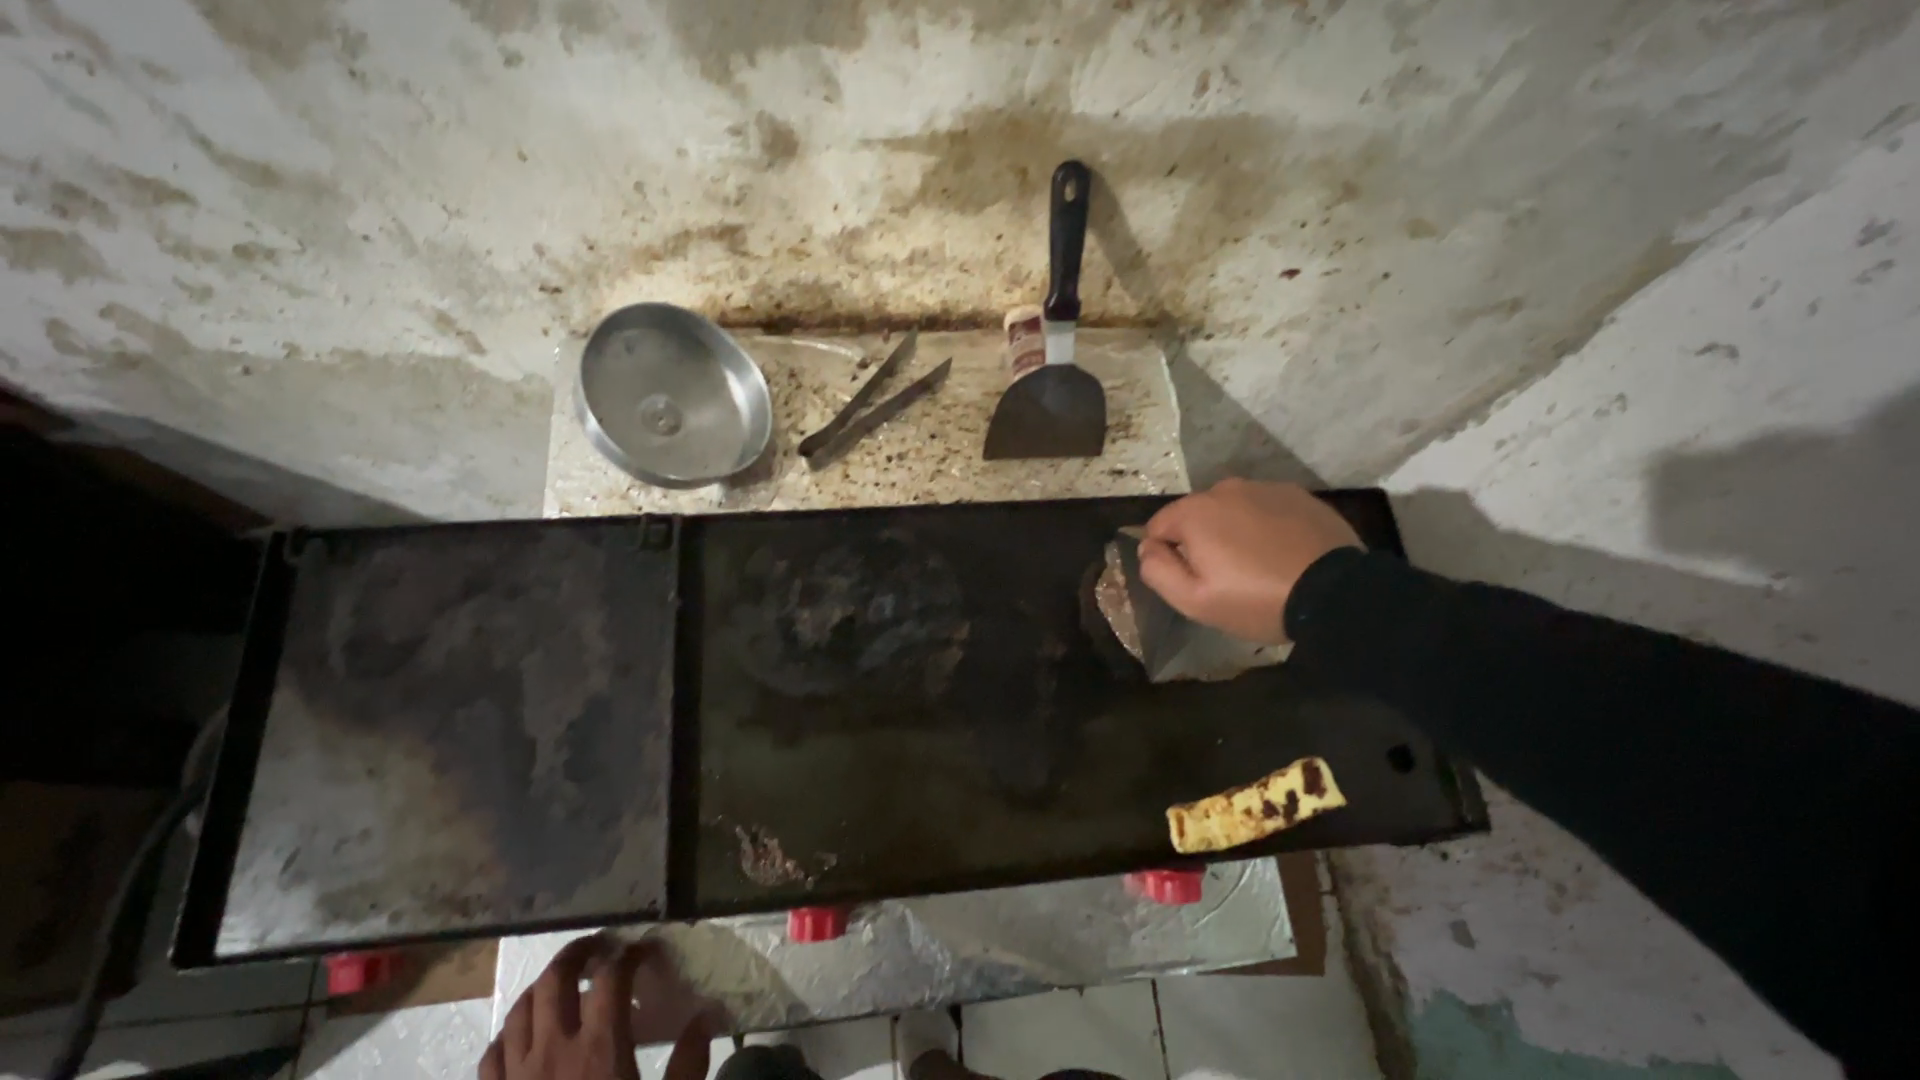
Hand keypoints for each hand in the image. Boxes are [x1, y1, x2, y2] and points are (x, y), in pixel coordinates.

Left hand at [481, 934, 721, 1079]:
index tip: (647, 950)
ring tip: (562, 983)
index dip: (631, 954)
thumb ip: (690, 1063)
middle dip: (578, 953)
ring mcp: (516, 1076)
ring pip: (520, 1008)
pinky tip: (523, 1037)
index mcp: (600, 1046)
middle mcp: (553, 1049)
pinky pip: (492, 1053)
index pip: (613, 977)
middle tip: (600, 947)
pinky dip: (509, 1032)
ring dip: (542, 987)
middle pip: (556, 978)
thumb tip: (706, 1016)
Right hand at [1137, 479, 1361, 643]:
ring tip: (1258, 567)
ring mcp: (1265, 488)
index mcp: (1194, 511)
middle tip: (1226, 579)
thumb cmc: (1257, 599)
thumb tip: (1145, 547)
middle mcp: (1225, 488)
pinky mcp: (1298, 495)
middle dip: (1201, 542)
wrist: (1336, 592)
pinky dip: (1265, 528)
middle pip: (1196, 517)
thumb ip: (1157, 570)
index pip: (1158, 527)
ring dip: (1234, 533)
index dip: (1168, 557)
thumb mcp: (1195, 600)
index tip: (1194, 582)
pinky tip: (1282, 555)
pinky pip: (1265, 510)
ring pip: (1231, 511)